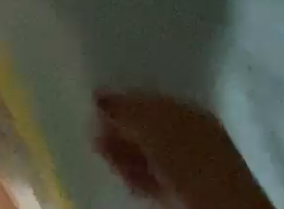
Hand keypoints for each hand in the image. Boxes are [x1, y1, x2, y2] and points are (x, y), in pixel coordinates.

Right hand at [93, 92, 275, 208]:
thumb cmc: (188, 158)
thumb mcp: (150, 125)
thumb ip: (123, 108)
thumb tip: (98, 97)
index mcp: (187, 107)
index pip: (145, 96)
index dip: (118, 100)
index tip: (92, 107)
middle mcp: (190, 128)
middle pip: (144, 123)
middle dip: (118, 129)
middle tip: (96, 136)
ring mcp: (191, 159)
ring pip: (147, 150)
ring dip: (123, 152)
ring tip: (106, 158)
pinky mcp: (187, 187)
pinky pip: (154, 173)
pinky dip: (136, 172)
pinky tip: (125, 177)